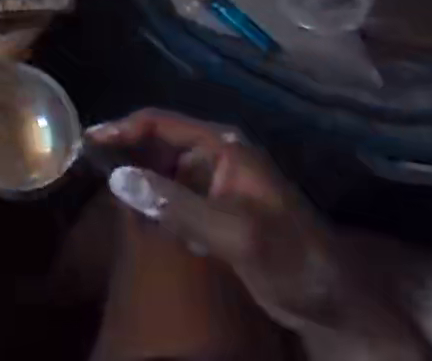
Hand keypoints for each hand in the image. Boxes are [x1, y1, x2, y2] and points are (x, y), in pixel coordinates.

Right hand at [87, 110, 431, 360]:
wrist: (343, 308)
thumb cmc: (293, 260)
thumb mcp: (234, 234)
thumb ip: (176, 204)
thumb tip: (116, 177)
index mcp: (223, 146)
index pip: (160, 122)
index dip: (122, 128)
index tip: (89, 140)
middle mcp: (218, 155)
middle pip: (159, 141)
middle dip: (127, 151)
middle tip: (91, 165)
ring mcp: (219, 182)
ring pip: (164, 167)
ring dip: (139, 176)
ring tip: (107, 188)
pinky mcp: (219, 207)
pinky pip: (175, 192)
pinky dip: (155, 198)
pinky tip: (142, 215)